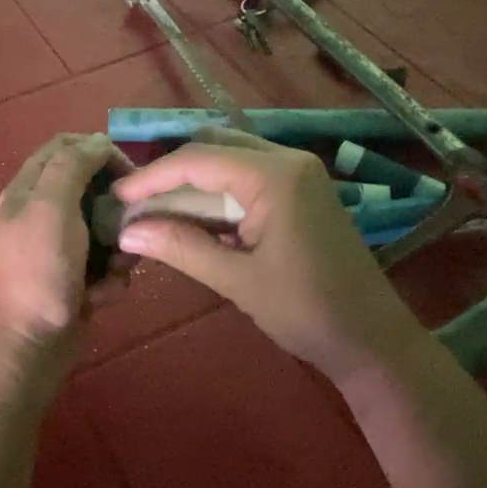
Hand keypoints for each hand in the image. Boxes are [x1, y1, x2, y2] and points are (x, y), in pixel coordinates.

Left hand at [0, 133, 127, 371]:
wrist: (32, 344)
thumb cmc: (40, 271)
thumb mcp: (51, 207)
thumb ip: (72, 166)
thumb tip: (98, 140)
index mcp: (28, 189)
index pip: (67, 146)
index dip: (99, 152)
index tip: (127, 173)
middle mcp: (43, 212)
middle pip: (94, 188)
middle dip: (117, 208)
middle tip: (130, 223)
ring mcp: (62, 247)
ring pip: (109, 227)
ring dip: (119, 247)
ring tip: (114, 267)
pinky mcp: (78, 276)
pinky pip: (109, 262)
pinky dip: (111, 278)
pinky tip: (101, 294)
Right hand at [114, 128, 421, 381]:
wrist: (371, 338)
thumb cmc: (306, 310)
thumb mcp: (237, 280)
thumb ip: (181, 247)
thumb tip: (126, 233)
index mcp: (275, 175)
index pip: (198, 160)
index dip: (152, 176)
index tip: (115, 196)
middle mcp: (287, 161)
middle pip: (213, 149)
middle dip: (170, 175)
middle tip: (133, 206)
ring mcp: (297, 175)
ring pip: (228, 162)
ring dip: (191, 186)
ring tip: (152, 214)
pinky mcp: (299, 194)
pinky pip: (246, 180)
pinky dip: (216, 197)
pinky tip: (189, 221)